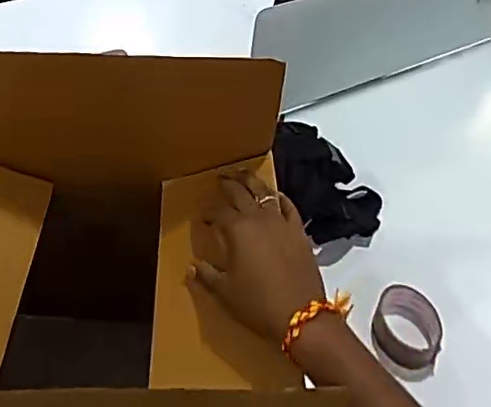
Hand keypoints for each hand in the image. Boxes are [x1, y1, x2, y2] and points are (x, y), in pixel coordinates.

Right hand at [189, 173, 326, 342]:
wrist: (300, 315)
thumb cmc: (258, 303)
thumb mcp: (226, 292)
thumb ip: (207, 275)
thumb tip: (190, 267)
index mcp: (237, 229)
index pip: (218, 211)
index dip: (208, 211)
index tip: (201, 216)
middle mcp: (258, 217)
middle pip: (240, 192)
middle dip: (228, 184)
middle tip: (220, 179)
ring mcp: (280, 220)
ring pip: (264, 191)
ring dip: (251, 181)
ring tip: (243, 175)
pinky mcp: (298, 229)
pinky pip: (288, 206)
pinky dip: (280, 197)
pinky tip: (275, 195)